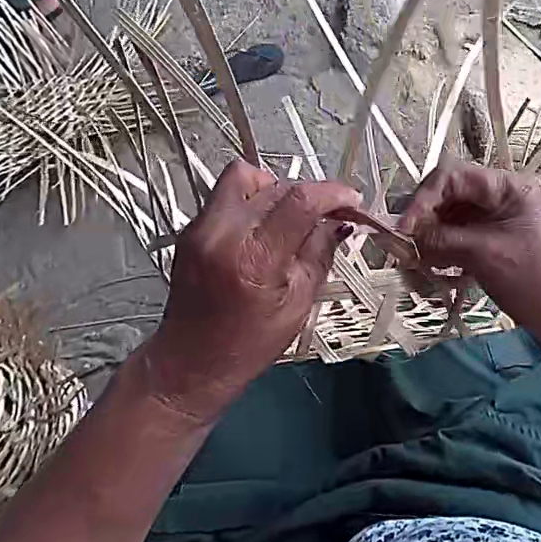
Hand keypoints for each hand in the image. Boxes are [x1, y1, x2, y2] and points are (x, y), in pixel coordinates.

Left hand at [137, 161, 360, 423]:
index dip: (332, 193)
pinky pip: (227, 193)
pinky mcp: (190, 228)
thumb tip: (341, 220)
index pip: (300, 200)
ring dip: (277, 190)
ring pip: (247, 177)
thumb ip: (320, 252)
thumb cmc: (249, 344)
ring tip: (290, 218)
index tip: (351, 200)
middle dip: (310, 194)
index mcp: (255, 259)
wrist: (189, 364)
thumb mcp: (299, 303)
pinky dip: (254, 200)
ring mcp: (201, 227)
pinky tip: (264, 229)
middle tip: (327, 214)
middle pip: (277, 185)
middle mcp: (223, 233)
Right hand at [397, 159, 540, 336]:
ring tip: (417, 265)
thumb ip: (441, 238)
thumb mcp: (483, 253)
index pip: (453, 177)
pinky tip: (433, 273)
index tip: (405, 229)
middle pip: (450, 198)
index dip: (423, 199)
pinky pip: (462, 241)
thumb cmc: (535, 279)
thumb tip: (405, 236)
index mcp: (508, 187)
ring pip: (453, 221)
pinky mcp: (497, 246)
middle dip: (425, 221)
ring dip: (431, 241)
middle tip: (405, 248)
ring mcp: (500, 223)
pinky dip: (444, 254)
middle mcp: (503, 198)